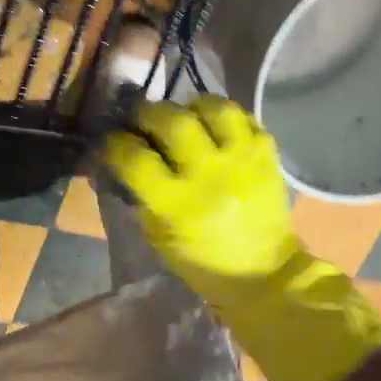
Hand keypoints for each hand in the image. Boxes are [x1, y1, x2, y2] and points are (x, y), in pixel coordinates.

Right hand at [105, 97, 380, 380]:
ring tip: (187, 115)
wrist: (263, 273)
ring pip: (215, 107)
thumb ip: (140, 193)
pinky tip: (216, 129)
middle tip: (145, 118)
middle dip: (150, 112)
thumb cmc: (201, 260)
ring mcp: (243, 160)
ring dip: (193, 106)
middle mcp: (210, 174)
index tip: (113, 139)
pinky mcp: (267, 155)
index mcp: (177, 203)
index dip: (116, 143)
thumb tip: (123, 156)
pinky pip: (244, 117)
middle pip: (173, 120)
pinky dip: (225, 118)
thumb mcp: (157, 235)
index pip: (135, 157)